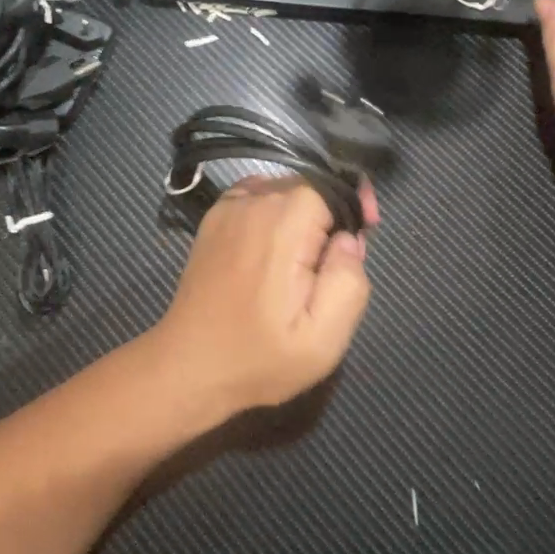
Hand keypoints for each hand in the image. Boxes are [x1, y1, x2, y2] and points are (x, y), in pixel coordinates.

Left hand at [145, 177, 377, 420]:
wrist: (189, 367)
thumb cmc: (259, 357)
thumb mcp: (323, 338)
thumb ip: (349, 280)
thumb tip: (350, 239)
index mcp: (283, 220)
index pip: (333, 185)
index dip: (355, 205)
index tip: (365, 234)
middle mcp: (255, 200)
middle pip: (310, 186)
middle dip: (332, 214)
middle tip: (336, 262)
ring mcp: (229, 206)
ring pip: (284, 191)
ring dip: (303, 216)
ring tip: (307, 262)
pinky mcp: (215, 218)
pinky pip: (259, 198)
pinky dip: (275, 215)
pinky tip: (276, 252)